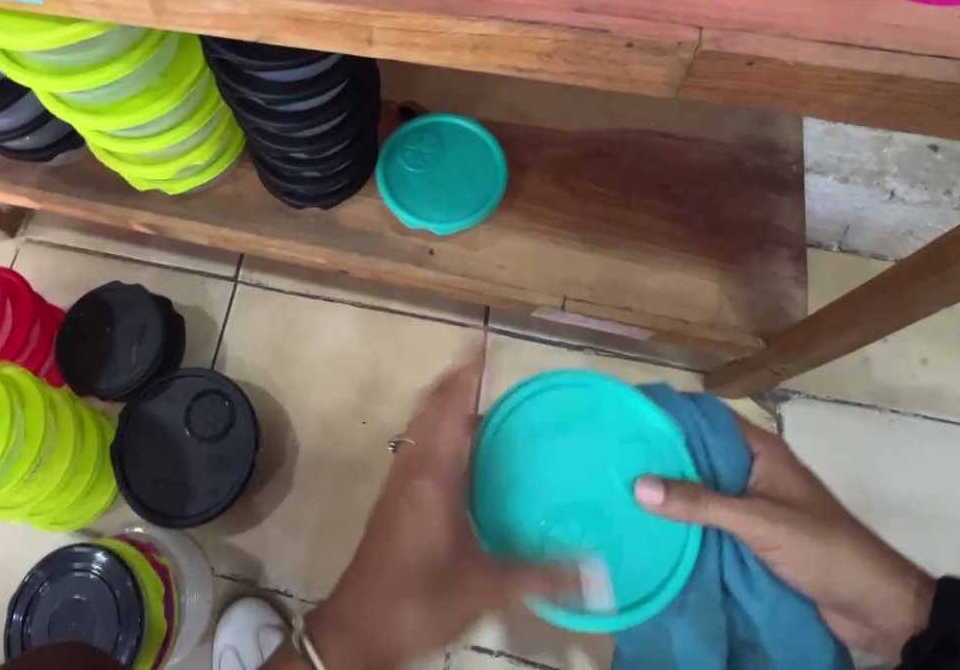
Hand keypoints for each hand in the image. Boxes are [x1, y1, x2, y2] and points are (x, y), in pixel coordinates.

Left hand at [304, 348, 571, 669]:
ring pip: (424, 423)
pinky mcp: (398, 495)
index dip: (468, 371)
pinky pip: (421, 443)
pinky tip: (466, 450)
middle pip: (434, 405)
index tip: (482, 338)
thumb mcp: (486, 586)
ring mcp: (402, 478)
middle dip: (459, 378)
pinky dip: (441, 428)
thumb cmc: (420, 595)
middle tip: (488, 359)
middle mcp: (414, 463)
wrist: (361, 622)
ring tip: (483, 396)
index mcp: (434, 471)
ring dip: (447, 403)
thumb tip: (599, 573)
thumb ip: (542, 574)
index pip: (452, 405)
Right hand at [635, 419, 932, 659]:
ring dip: (668, 489)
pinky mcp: (750, 534)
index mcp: (758, 450)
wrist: (878, 609)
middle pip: (696, 451)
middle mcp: (751, 469)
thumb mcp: (759, 522)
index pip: (703, 417)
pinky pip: (707, 517)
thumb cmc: (824, 550)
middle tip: (609, 452)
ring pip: (699, 486)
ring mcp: (750, 502)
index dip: (667, 412)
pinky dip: (682, 518)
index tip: (625, 414)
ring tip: (617, 484)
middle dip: (658, 452)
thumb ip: (701, 503)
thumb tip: (638, 484)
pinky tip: (649, 522)